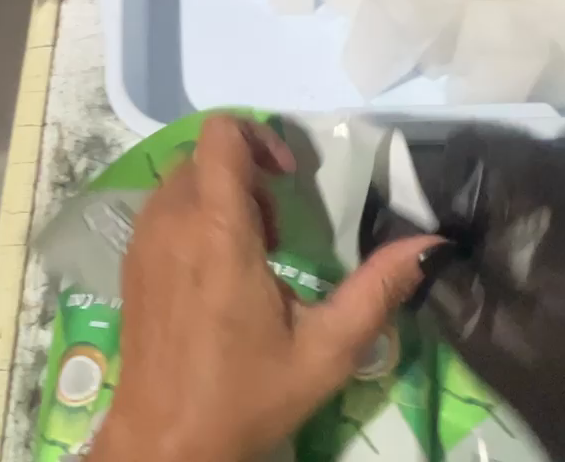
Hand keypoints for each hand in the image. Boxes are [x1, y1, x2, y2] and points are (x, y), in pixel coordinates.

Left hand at [91, 116, 438, 461]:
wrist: (164, 442)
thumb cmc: (245, 395)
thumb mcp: (324, 350)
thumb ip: (377, 289)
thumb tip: (432, 244)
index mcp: (217, 228)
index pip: (221, 133)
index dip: (259, 136)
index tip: (289, 177)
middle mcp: (171, 217)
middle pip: (208, 155)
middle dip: (249, 176)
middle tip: (277, 235)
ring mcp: (144, 235)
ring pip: (186, 178)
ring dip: (223, 197)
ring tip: (252, 258)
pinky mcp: (132, 256)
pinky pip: (165, 206)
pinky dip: (195, 216)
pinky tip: (215, 273)